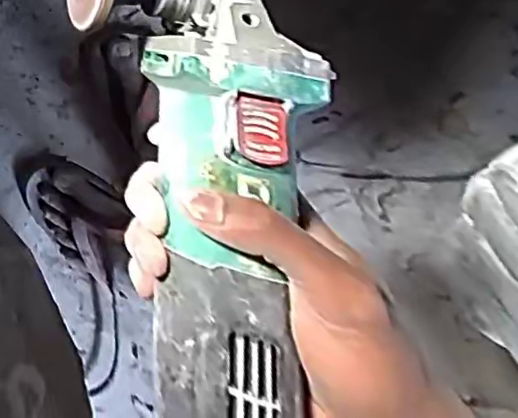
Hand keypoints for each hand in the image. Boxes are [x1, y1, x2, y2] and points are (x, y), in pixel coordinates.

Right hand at [123, 161, 467, 417]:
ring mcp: (219, 268)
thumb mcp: (338, 290)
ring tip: (156, 265)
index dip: (186, 153)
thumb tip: (197, 198)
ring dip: (143, 238)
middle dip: (152, 199)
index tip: (159, 154)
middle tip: (157, 222)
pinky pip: (156, 270)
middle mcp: (244, 235)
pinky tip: (151, 285)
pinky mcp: (201, 299)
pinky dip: (141, 270)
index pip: (224, 166)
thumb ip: (276, 236)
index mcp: (281, 218)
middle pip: (178, 193)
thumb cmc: (376, 364)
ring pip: (159, 229)